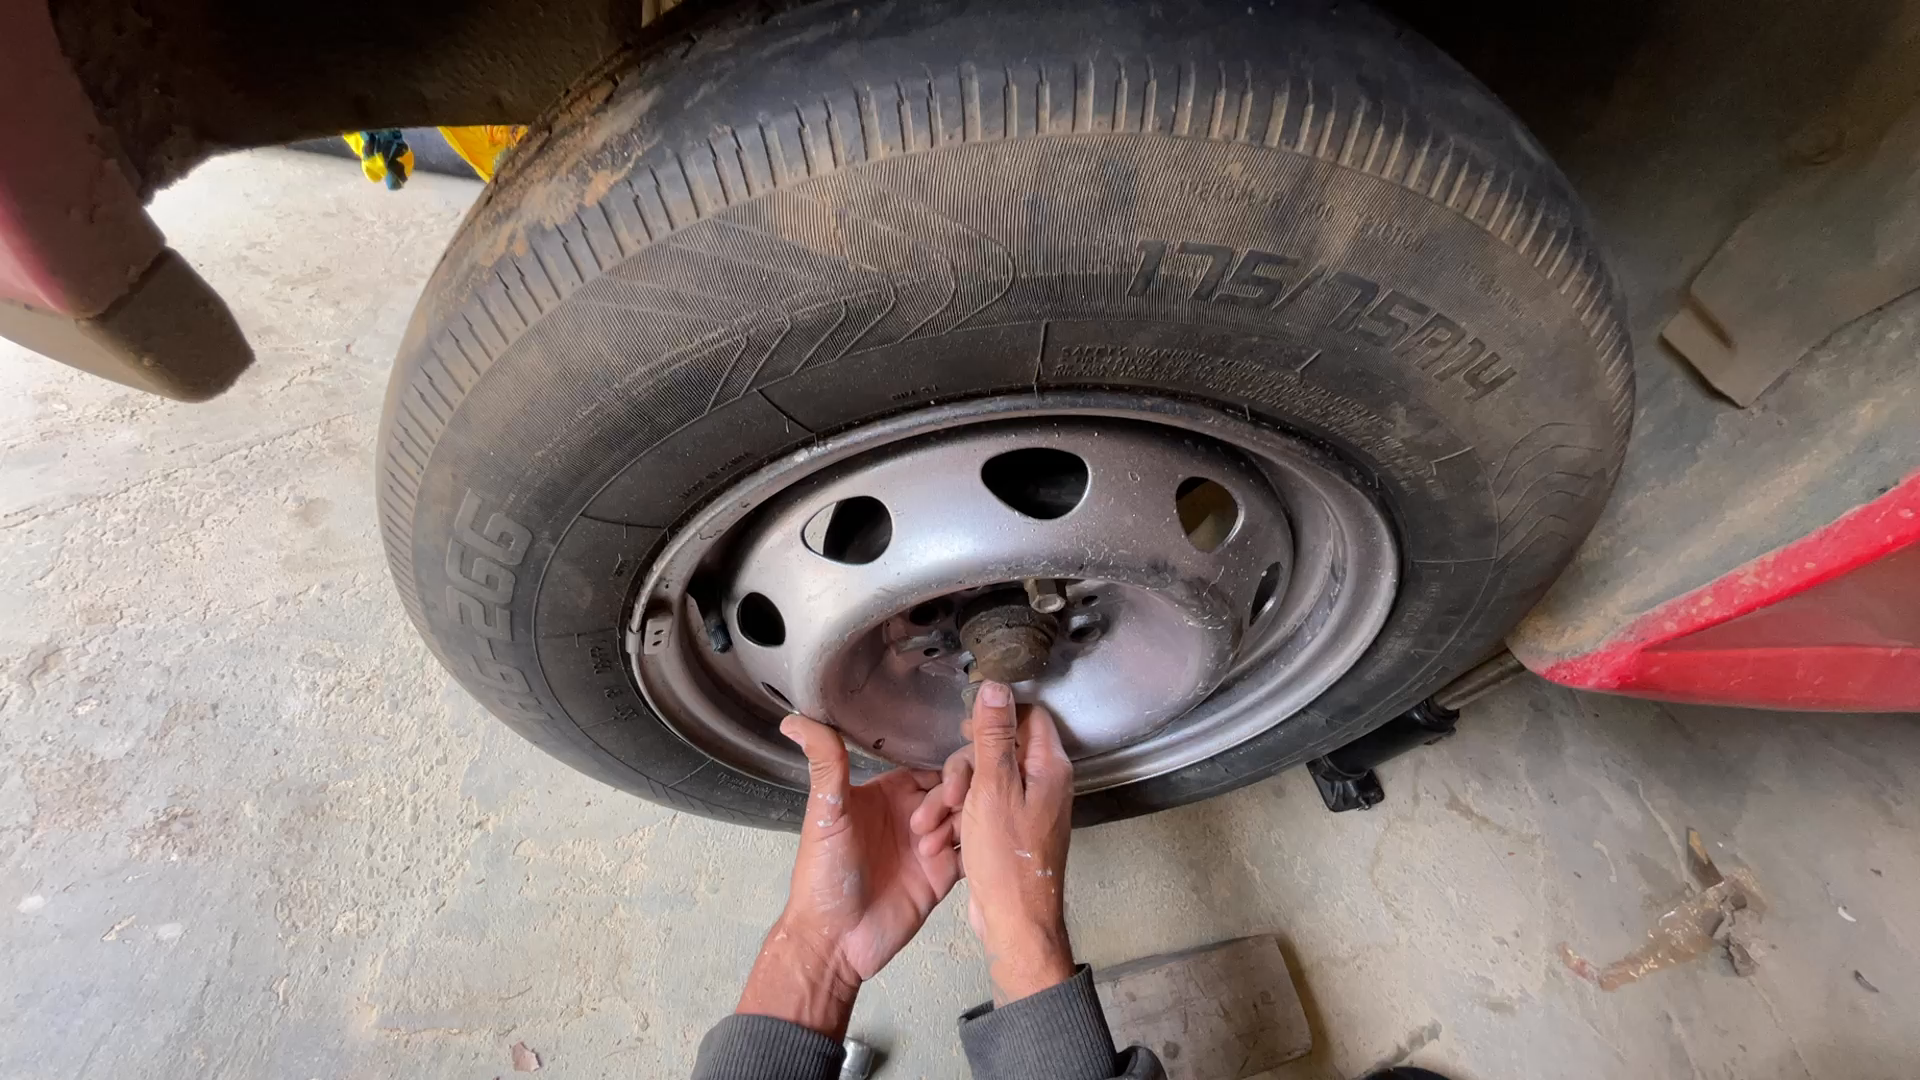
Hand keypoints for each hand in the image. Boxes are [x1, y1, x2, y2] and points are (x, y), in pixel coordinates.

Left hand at [737, 713, 962, 1037]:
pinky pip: (973, 849)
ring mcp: (934, 843)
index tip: (949, 778)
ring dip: (958, 825)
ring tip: (930, 848)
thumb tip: (792, 718)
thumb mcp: (826, 810)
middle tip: (928, 824)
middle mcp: (917, 811)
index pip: (932, 764)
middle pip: (957, 787)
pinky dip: (976, 847)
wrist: (836, 941)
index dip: (946, 766)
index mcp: (893, 791)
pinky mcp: (946, 874)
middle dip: (953, 797)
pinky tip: (964, 856)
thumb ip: (825, 761)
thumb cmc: (826, 872)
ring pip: (969, 815)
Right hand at [910, 681, 1076, 1003]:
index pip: (1028, 716)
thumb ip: (993, 735)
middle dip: (963, 769)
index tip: (967, 732)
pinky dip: (959, 820)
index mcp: (1049, 766)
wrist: (1014, 924)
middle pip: (999, 750)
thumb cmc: (1007, 857)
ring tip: (930, 826)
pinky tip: (938, 840)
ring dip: (952, 799)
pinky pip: (981, 809)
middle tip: (947, 794)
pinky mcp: (1010, 830)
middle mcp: (1043, 782)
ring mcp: (1027, 808)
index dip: (996, 717)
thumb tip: (997, 686)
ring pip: (983, 781)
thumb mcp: (993, 787)